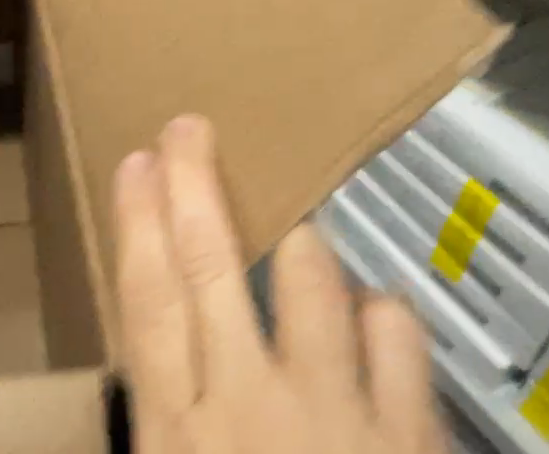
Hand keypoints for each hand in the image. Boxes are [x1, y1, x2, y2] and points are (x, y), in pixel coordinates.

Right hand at [113, 116, 444, 453]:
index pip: (150, 302)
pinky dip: (382, 311)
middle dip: (196, 186)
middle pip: (212, 267)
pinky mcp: (410, 436)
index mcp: (179, 432)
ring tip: (295, 223)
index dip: (140, 223)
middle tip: (188, 126)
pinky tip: (375, 308)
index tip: (137, 163)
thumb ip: (173, 424)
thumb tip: (172, 358)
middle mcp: (250, 405)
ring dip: (299, 241)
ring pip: (311, 282)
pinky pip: (397, 337)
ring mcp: (336, 417)